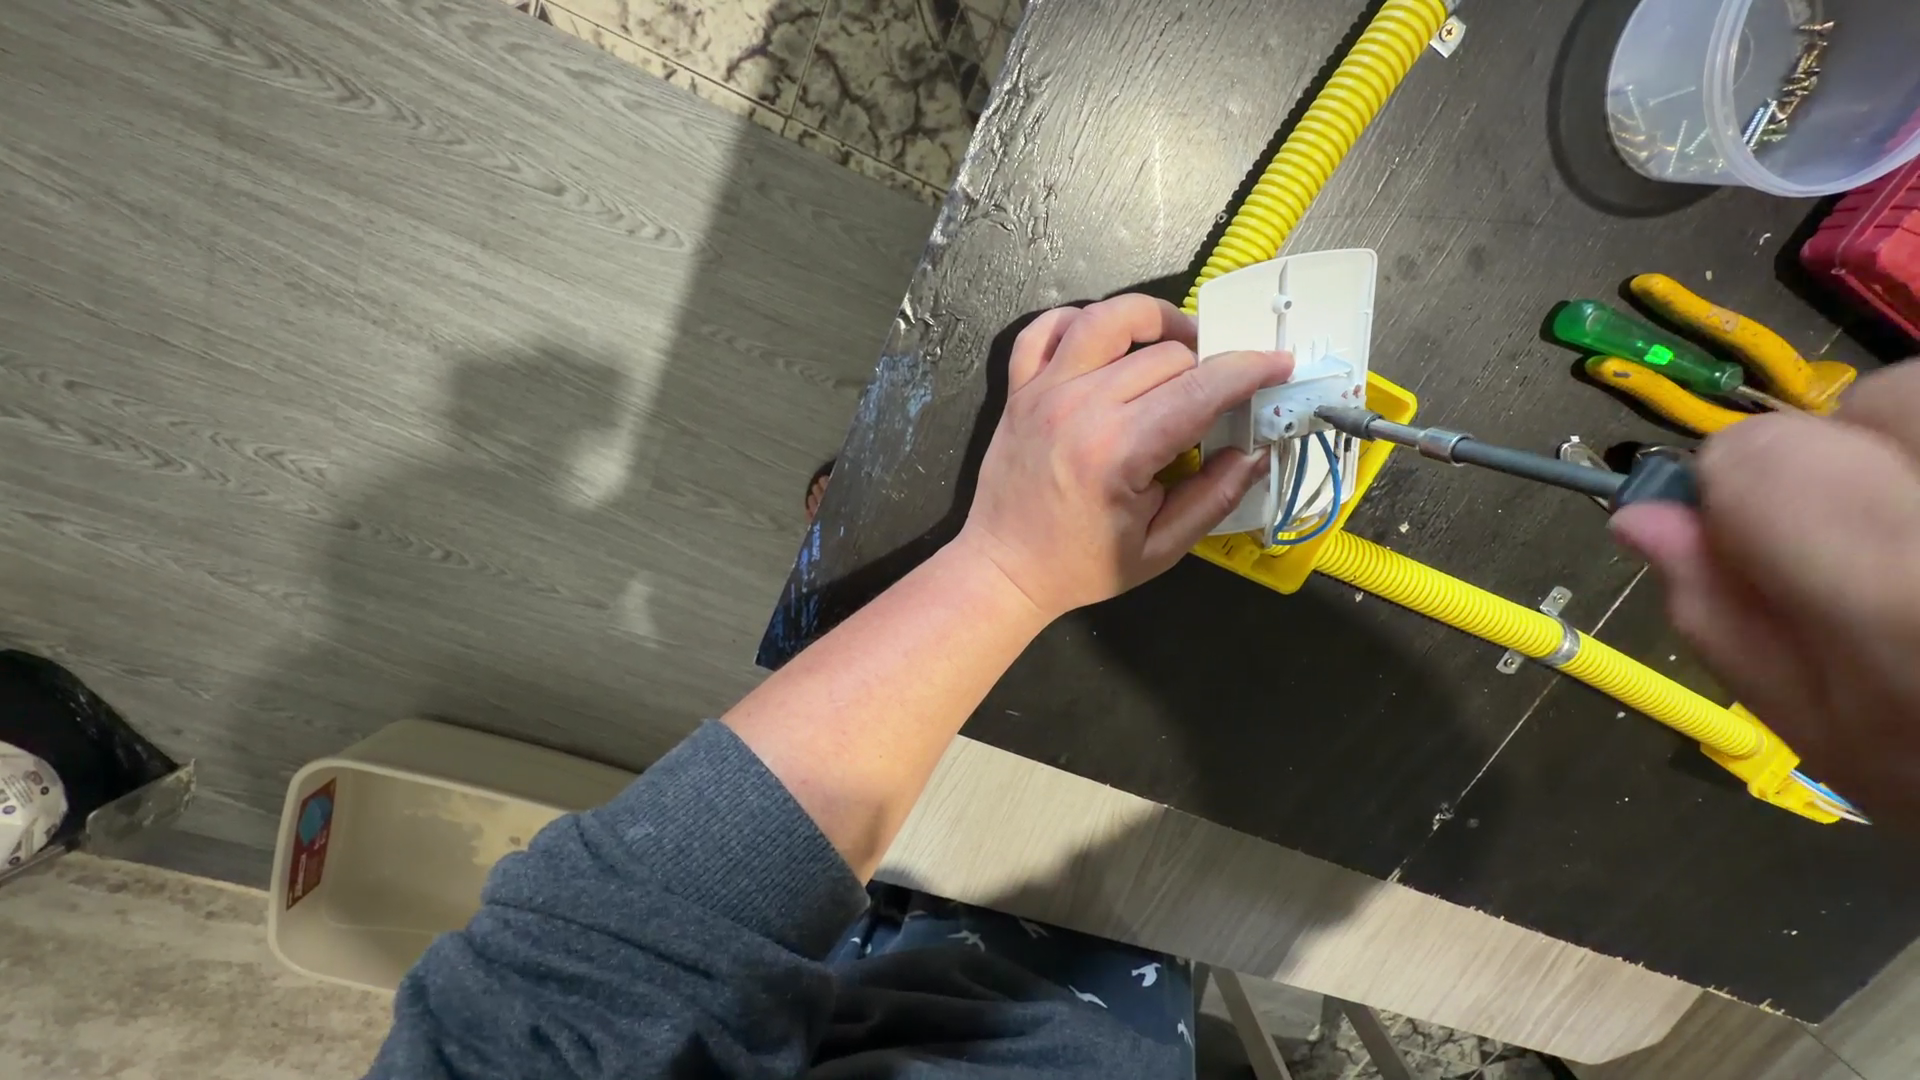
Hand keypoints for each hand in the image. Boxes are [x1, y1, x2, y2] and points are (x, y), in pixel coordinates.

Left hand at [954, 294, 1292, 619]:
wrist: (1004, 568)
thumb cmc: (1080, 566)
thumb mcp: (1160, 549)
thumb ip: (1213, 498)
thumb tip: (1256, 452)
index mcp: (1118, 452)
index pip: (1201, 388)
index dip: (1250, 370)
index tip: (1278, 365)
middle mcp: (1079, 408)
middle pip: (1166, 353)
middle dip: (1209, 364)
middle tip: (1222, 390)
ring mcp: (1043, 392)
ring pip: (1109, 319)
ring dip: (1154, 321)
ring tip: (1179, 345)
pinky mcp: (1018, 390)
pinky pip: (1046, 328)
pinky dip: (1080, 321)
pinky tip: (1107, 342)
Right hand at [1611, 361, 1919, 828]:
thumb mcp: (1812, 722)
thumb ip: (1718, 614)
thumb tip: (1644, 519)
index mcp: (1895, 596)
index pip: (1766, 456)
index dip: (1733, 483)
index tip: (1747, 532)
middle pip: (1886, 400)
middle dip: (1849, 451)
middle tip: (1867, 529)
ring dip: (1910, 448)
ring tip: (1912, 528)